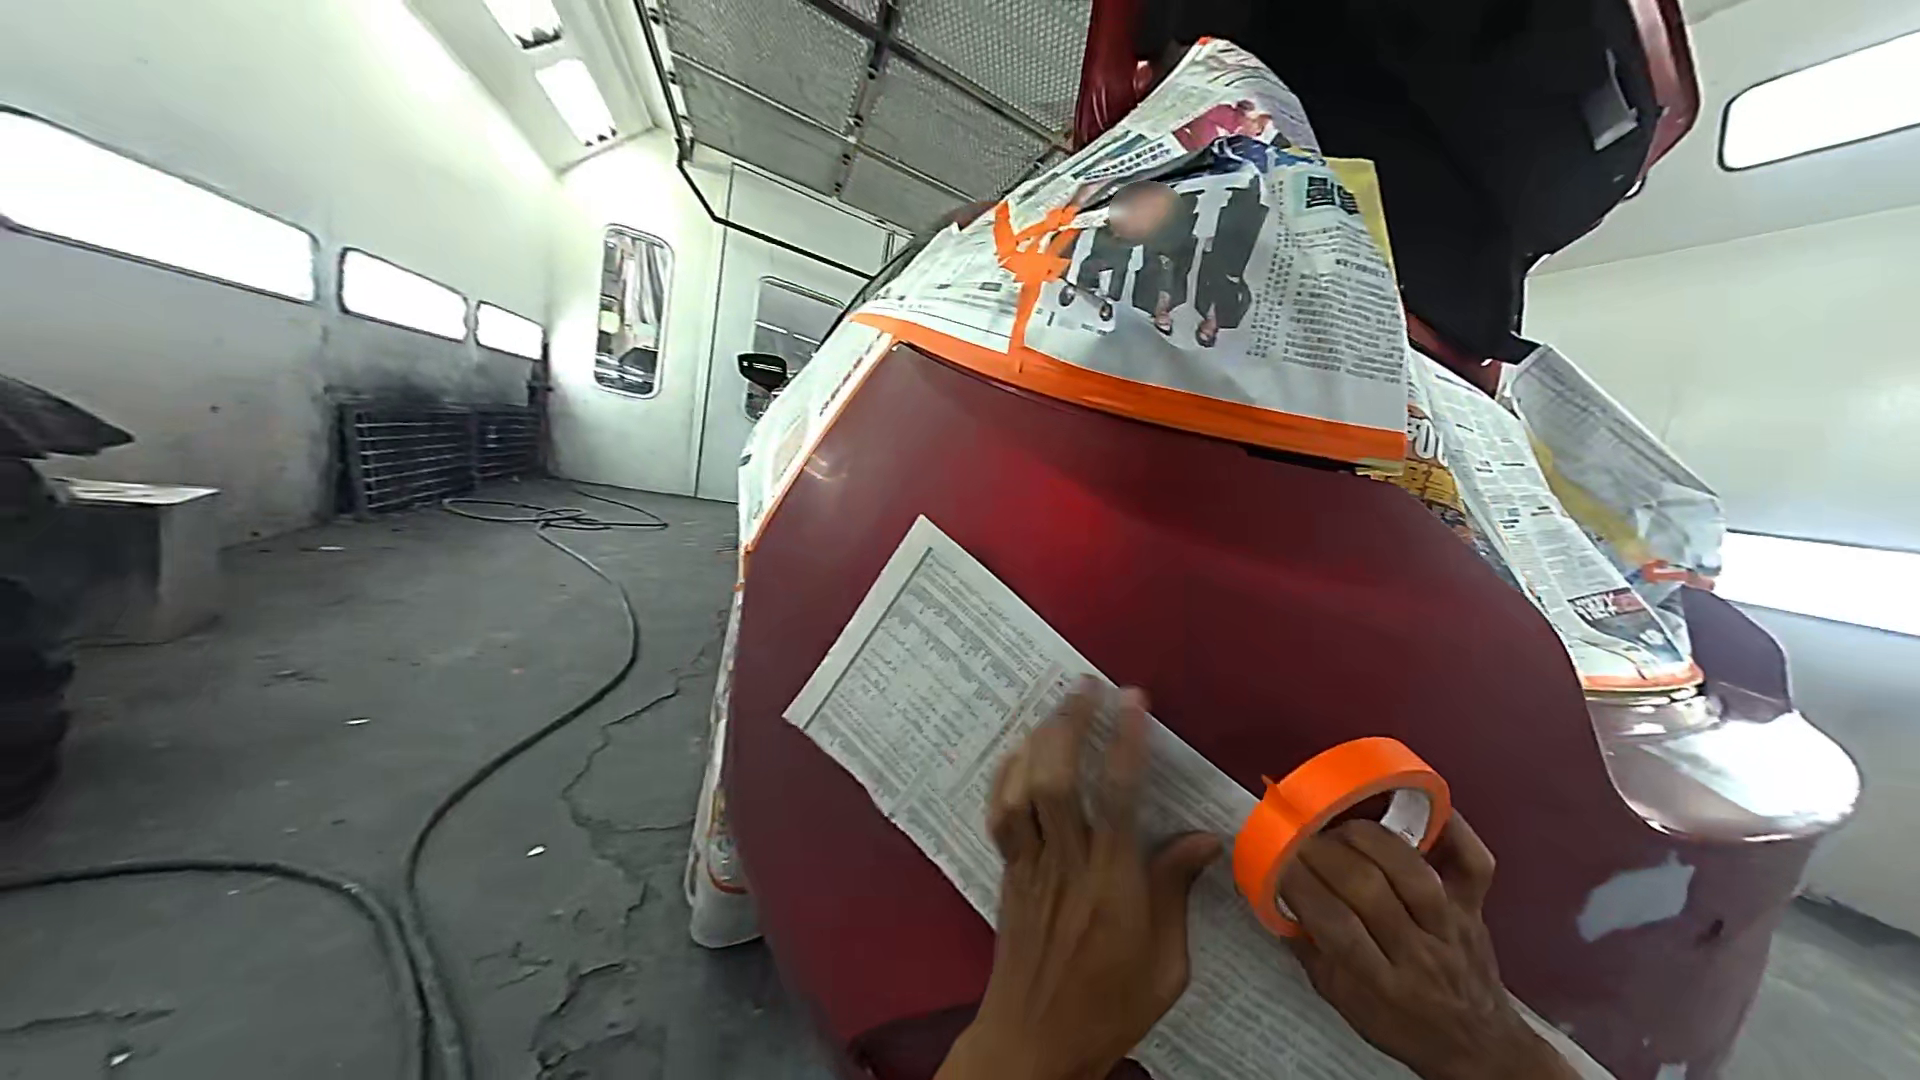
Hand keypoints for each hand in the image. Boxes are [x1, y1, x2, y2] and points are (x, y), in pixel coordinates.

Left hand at [938, 679, 1222, 1079]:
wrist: (1034, 1040)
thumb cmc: (1110, 1006)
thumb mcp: (1165, 964)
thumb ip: (1177, 893)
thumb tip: (1203, 837)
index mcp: (1113, 886)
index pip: (1118, 799)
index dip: (1125, 743)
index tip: (1133, 702)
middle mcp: (1067, 864)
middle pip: (1059, 780)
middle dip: (1071, 725)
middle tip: (1086, 686)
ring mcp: (1030, 864)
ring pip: (1024, 790)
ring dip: (1038, 741)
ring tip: (1057, 705)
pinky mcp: (1006, 871)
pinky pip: (999, 815)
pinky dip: (1005, 776)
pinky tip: (1018, 750)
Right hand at [1280, 815, 1576, 1079]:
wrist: (1482, 1049)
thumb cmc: (1400, 1022)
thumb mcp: (1341, 999)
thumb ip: (1305, 945)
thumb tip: (1268, 889)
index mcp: (1382, 983)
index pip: (1333, 922)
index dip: (1296, 882)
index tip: (1273, 857)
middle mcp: (1420, 953)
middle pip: (1367, 888)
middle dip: (1321, 852)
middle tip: (1296, 835)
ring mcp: (1452, 925)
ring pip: (1410, 869)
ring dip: (1364, 837)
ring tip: (1337, 824)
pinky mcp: (1475, 906)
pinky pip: (1473, 861)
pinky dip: (1453, 829)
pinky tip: (1423, 808)